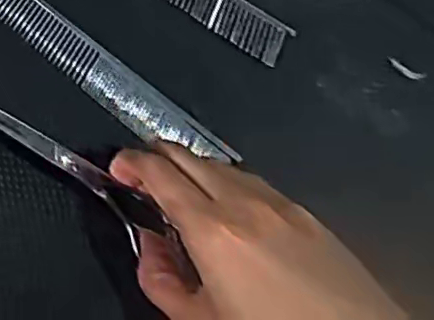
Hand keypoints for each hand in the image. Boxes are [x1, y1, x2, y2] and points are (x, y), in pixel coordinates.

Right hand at [111, 144, 406, 319]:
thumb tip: (149, 251)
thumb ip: (161, 281)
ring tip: (192, 202)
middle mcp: (243, 205)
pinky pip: (257, 185)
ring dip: (194, 172)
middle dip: (155, 159)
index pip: (152, 166)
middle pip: (182, 152)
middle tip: (145, 180)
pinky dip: (233, 188)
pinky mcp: (313, 220)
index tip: (120, 171)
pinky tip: (238, 220)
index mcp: (211, 228)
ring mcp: (282, 208)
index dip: (126, 161)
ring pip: (218, 164)